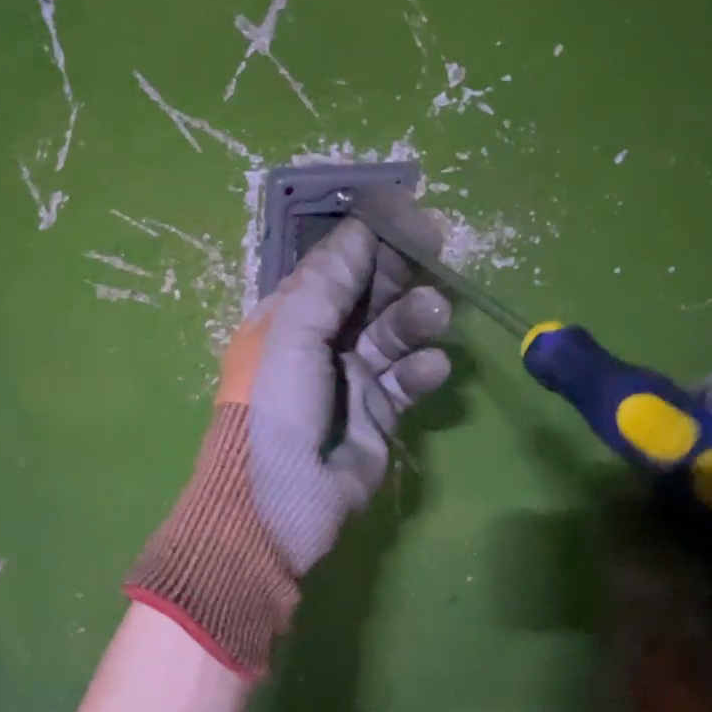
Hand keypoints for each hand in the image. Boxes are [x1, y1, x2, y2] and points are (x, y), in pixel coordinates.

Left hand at [126, 206, 451, 675]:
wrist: (277, 498)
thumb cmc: (274, 402)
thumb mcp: (292, 329)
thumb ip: (329, 278)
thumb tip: (362, 227)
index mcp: (289, 316)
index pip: (336, 266)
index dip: (370, 238)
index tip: (409, 213)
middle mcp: (321, 342)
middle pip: (370, 294)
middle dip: (401, 270)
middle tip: (438, 245)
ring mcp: (351, 379)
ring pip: (394, 334)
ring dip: (415, 318)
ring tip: (433, 312)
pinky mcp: (378, 416)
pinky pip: (406, 381)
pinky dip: (420, 370)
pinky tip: (431, 365)